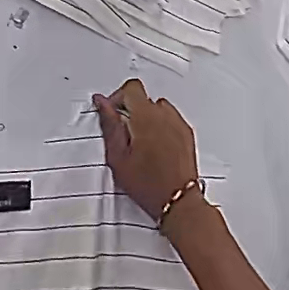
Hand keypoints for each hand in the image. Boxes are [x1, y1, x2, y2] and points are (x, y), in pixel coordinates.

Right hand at [93, 79, 200, 221]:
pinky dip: (160, 125)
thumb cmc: (148, 184)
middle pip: (143, 98)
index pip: (131, 88)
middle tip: (122, 133)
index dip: (117, 98)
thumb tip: (101, 103)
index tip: (111, 113)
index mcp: (146, 118)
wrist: (177, 202)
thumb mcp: (117, 156)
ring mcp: (179, 125)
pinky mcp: (187, 134)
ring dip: (146, 117)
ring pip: (158, 107)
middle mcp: (166, 117)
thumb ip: (109, 125)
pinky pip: (170, 119)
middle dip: (130, 110)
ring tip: (138, 140)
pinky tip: (153, 146)